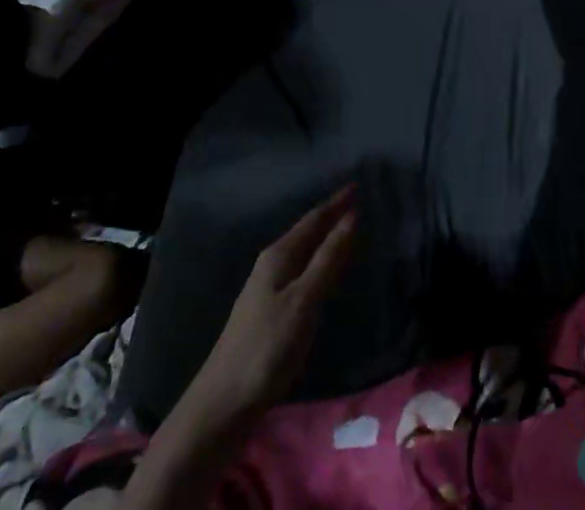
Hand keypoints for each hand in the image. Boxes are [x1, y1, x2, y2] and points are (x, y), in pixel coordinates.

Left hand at [186, 184, 357, 419]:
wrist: (224, 401)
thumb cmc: (266, 346)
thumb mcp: (303, 300)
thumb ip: (328, 259)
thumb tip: (353, 216)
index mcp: (279, 256)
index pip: (314, 219)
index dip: (337, 202)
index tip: (359, 183)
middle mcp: (272, 265)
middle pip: (308, 232)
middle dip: (333, 215)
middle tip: (360, 201)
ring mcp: (270, 287)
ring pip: (305, 251)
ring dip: (328, 238)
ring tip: (352, 227)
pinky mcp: (273, 309)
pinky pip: (304, 271)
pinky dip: (322, 261)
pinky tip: (330, 269)